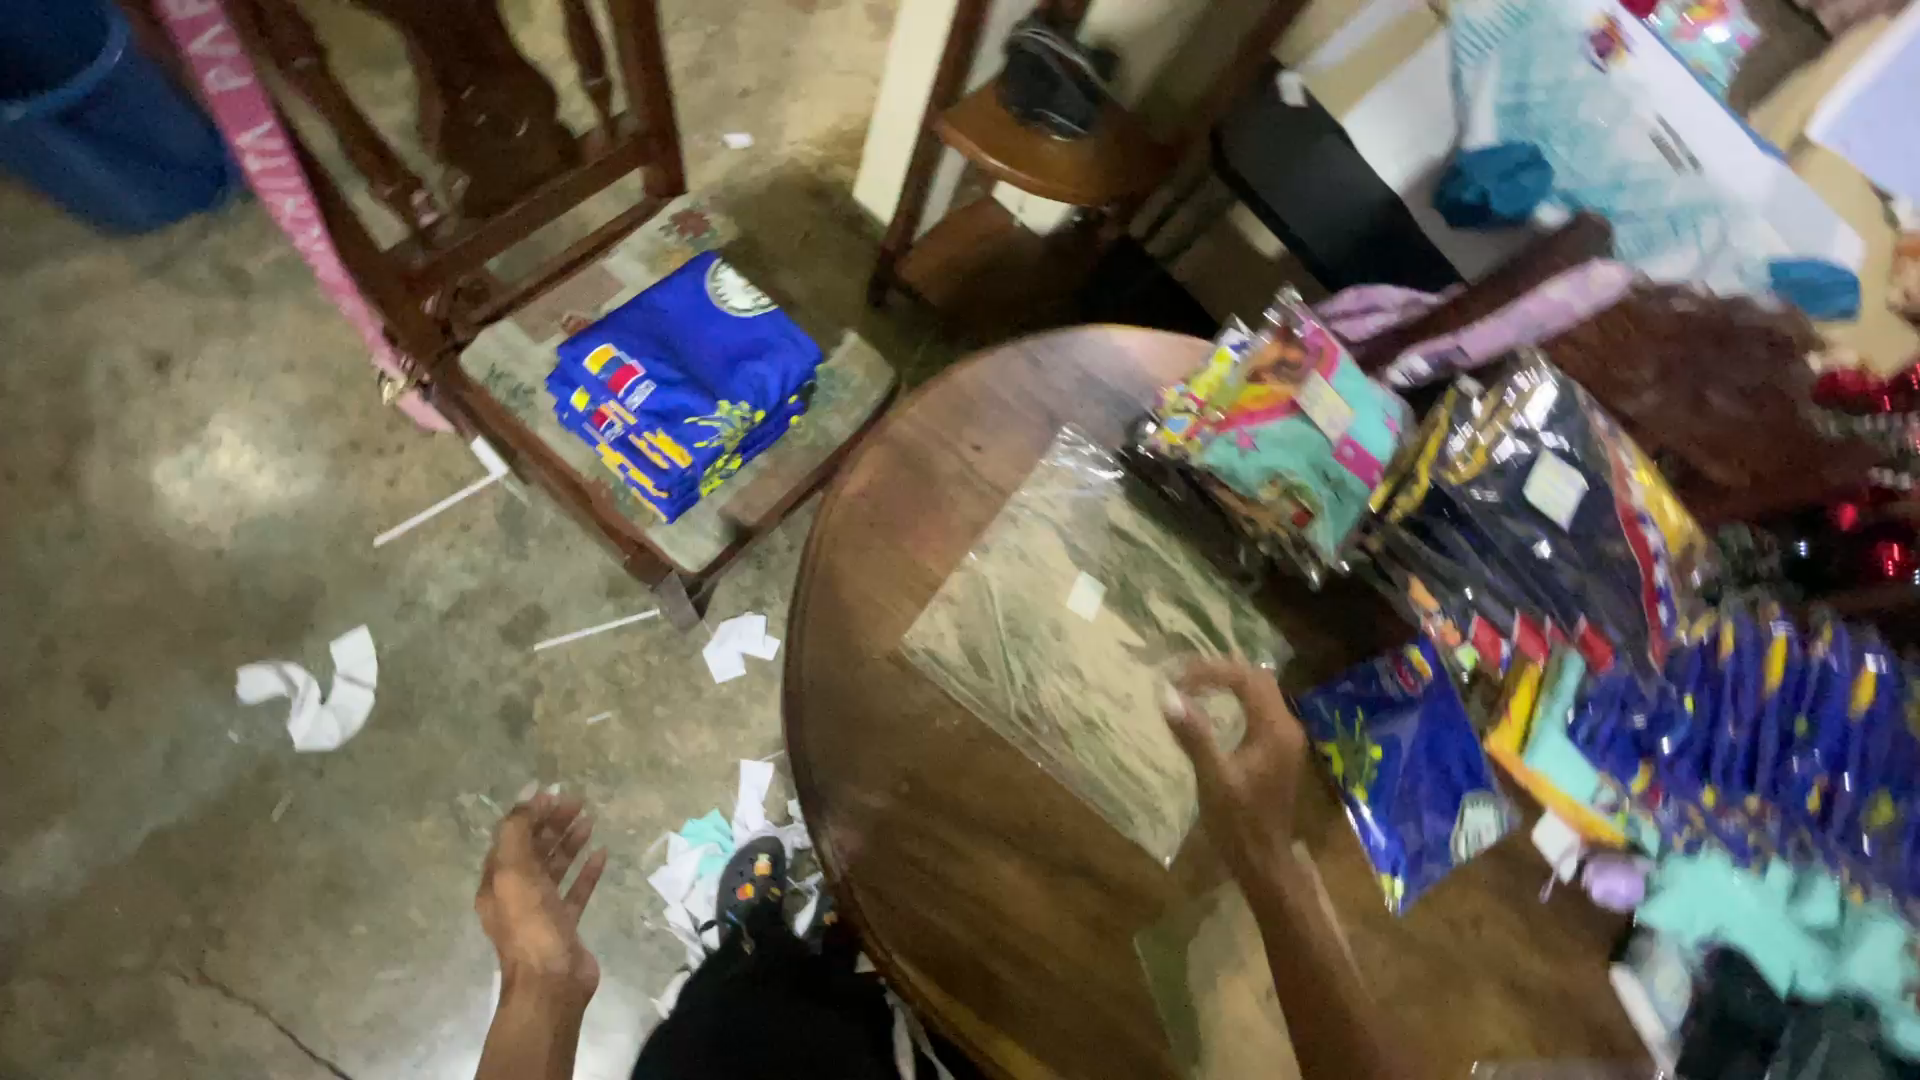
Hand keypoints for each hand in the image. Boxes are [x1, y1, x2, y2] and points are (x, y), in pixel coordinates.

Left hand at [475, 792, 607, 1007]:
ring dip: (569, 842)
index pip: (511, 839)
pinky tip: (602, 854)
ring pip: (555, 867)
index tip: (554, 794)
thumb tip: (528, 797)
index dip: (530, 815)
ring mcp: (541, 910)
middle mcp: (515, 895)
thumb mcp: (514, 874)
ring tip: (589, 820)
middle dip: (552, 824)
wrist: (550, 983)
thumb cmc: (530, 926)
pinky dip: (587, 870)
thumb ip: (518, 834)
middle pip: (534, 850)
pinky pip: (576, 889)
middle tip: (578, 802)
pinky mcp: (565, 923)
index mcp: (497, 884)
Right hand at [1164, 657, 1307, 885]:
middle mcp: (1286, 728)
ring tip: (1193, 683)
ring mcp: (1284, 738)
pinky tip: (1212, 705)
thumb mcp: (1212, 778)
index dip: (1211, 671)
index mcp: (1274, 731)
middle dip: (1220, 670)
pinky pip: (1258, 708)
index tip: (1178, 679)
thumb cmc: (1238, 823)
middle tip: (1183, 675)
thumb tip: (1167, 695)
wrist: (1264, 862)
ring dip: (1228, 681)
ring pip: (1260, 691)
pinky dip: (1234, 698)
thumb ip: (1194, 734)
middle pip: (1257, 679)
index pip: (1246, 679)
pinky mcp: (1277, 749)